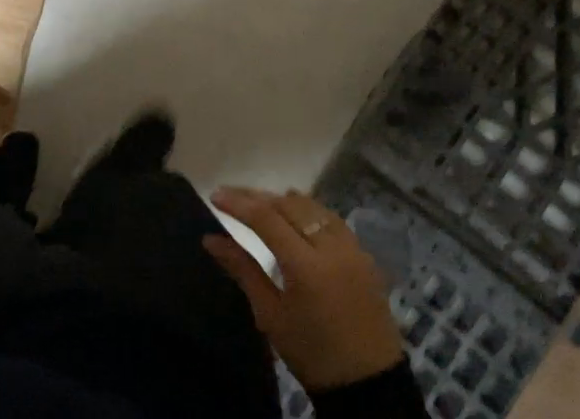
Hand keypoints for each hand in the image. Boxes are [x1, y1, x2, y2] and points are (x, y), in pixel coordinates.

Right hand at [204, 187, 404, 392]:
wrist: (369, 384)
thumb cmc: (311, 352)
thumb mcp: (270, 314)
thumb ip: (242, 269)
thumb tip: (210, 239)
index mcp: (306, 266)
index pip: (266, 218)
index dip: (238, 203)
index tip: (214, 196)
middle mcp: (333, 248)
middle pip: (289, 205)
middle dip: (257, 196)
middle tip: (230, 195)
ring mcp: (354, 250)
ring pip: (313, 208)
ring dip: (283, 201)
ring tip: (259, 202)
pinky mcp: (365, 258)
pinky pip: (333, 220)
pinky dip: (309, 211)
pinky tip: (295, 215)